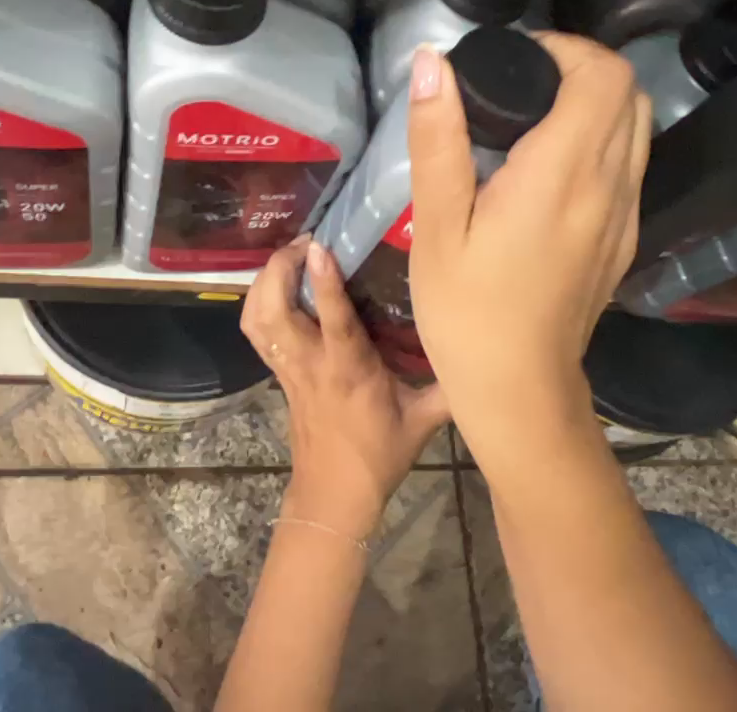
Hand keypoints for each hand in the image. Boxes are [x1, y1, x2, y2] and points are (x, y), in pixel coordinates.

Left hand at [240, 237, 450, 538]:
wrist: (334, 493)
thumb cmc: (380, 454)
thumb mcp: (424, 420)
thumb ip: (450, 384)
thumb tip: (482, 349)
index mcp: (349, 371)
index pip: (334, 321)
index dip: (325, 282)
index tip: (319, 247)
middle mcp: (310, 363)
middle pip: (276, 310)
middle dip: (281, 268)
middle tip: (303, 242)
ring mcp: (288, 367)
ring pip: (257, 317)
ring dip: (265, 281)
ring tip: (288, 257)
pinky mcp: (277, 371)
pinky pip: (254, 330)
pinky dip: (257, 301)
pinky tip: (275, 287)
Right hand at [403, 34, 650, 467]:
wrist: (519, 391)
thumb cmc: (466, 310)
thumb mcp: (436, 224)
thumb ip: (437, 139)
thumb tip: (431, 63)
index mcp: (562, 174)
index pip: (601, 76)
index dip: (564, 49)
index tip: (514, 60)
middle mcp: (609, 186)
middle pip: (627, 93)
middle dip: (578, 69)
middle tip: (517, 84)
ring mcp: (625, 216)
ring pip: (635, 127)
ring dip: (593, 104)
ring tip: (529, 122)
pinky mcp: (624, 240)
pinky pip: (628, 166)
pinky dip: (600, 142)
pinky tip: (547, 172)